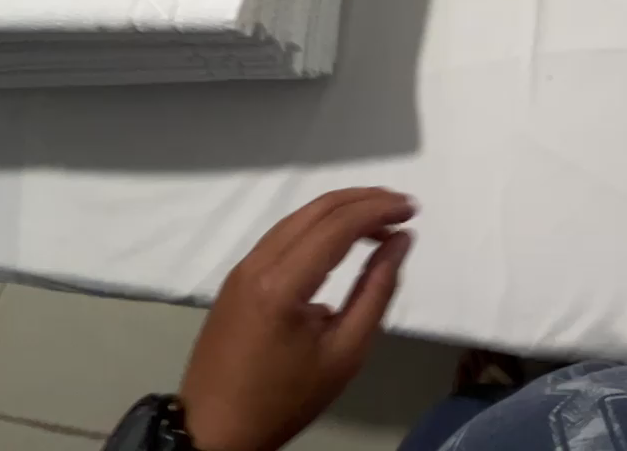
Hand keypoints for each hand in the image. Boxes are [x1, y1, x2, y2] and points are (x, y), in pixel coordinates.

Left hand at [180, 188, 415, 450]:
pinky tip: (343, 234)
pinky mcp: (238, 275)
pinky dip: (320, 222)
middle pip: (319, 209)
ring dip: (343, 207)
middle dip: (366, 199)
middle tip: (402, 205)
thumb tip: (401, 240)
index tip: (412, 209)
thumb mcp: (346, 352)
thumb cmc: (285, 398)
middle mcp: (258, 263)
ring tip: (381, 216)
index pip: (339, 225)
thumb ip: (378, 289)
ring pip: (301, 215)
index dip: (380, 209)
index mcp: (283, 284)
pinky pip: (286, 232)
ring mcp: (243, 267)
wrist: (214, 435)